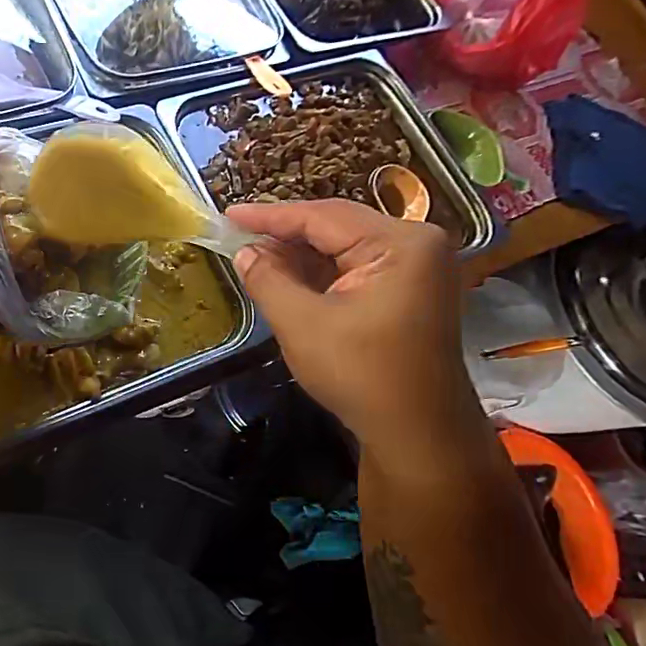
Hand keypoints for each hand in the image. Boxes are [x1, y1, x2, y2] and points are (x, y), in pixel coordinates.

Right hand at [226, 199, 472, 441]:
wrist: (417, 432)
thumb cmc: (361, 374)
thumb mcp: (303, 324)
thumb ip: (269, 280)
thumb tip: (244, 252)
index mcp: (400, 243)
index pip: (323, 216)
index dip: (270, 216)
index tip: (229, 213)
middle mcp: (415, 245)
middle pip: (336, 228)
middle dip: (284, 235)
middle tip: (236, 235)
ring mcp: (414, 269)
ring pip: (342, 249)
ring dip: (299, 255)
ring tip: (252, 255)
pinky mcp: (406, 292)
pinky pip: (353, 269)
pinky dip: (318, 274)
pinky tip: (285, 276)